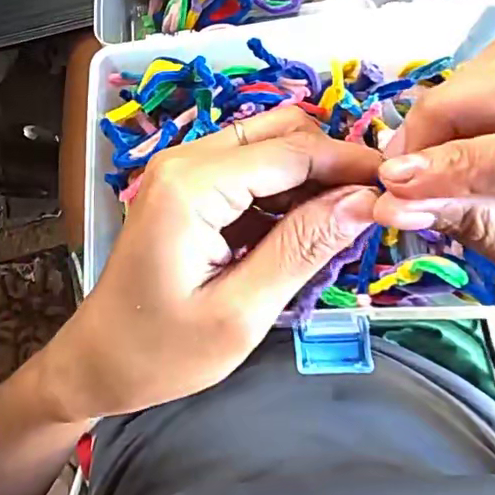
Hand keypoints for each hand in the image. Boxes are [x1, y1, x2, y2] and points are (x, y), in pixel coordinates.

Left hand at [38, 105, 380, 419]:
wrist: (97, 361)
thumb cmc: (159, 352)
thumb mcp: (240, 312)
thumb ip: (303, 248)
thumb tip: (364, 202)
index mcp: (192, 185)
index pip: (292, 151)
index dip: (350, 164)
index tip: (398, 190)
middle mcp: (184, 161)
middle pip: (279, 132)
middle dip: (331, 163)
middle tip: (373, 208)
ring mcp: (181, 170)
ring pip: (266, 146)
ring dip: (309, 177)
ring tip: (345, 224)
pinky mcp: (185, 187)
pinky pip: (247, 170)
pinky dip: (283, 191)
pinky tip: (305, 229)